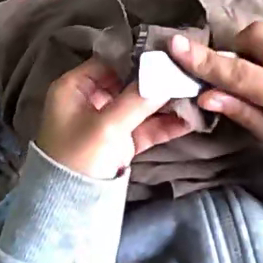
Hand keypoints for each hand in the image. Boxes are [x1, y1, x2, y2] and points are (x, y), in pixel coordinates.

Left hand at [35, 58, 192, 178]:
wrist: (67, 209)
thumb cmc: (79, 157)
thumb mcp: (107, 125)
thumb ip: (138, 99)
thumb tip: (166, 74)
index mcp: (75, 87)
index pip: (110, 61)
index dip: (138, 57)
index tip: (168, 53)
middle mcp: (90, 100)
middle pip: (128, 83)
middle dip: (157, 80)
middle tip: (188, 72)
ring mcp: (106, 122)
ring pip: (140, 106)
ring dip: (165, 102)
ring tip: (196, 93)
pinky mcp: (119, 143)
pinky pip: (145, 128)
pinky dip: (165, 125)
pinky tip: (190, 120)